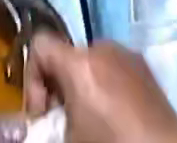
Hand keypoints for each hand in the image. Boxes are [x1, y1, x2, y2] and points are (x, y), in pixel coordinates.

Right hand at [24, 33, 176, 142]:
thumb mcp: (70, 141)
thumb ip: (48, 127)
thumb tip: (39, 128)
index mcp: (77, 62)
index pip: (39, 44)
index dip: (32, 77)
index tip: (43, 114)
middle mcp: (100, 47)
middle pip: (66, 57)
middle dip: (60, 88)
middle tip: (64, 124)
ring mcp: (125, 54)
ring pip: (91, 63)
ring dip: (84, 88)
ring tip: (92, 123)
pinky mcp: (144, 66)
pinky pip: (114, 69)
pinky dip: (107, 87)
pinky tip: (116, 118)